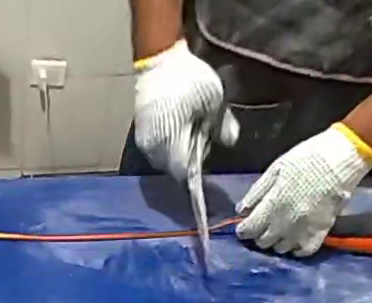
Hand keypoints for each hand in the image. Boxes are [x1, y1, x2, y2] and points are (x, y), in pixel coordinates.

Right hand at [132, 39, 236, 183]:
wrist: (158, 61)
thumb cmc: (188, 80)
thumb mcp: (213, 100)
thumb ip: (221, 125)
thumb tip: (231, 142)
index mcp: (170, 146)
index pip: (183, 173)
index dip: (197, 166)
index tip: (207, 149)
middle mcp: (153, 151)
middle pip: (173, 167)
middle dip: (188, 156)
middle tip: (201, 131)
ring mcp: (144, 144)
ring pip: (164, 159)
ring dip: (177, 149)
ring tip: (188, 126)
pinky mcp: (140, 135)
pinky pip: (156, 149)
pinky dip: (168, 142)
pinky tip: (176, 124)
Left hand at [235, 124, 371, 255]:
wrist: (344, 154)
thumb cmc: (306, 159)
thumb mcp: (275, 170)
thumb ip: (256, 193)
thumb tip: (240, 212)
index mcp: (270, 207)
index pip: (247, 231)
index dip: (244, 229)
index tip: (247, 224)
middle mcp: (283, 223)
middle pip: (262, 242)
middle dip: (261, 234)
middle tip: (266, 225)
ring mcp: (302, 230)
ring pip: (280, 249)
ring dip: (278, 241)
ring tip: (282, 230)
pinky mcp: (320, 232)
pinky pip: (303, 252)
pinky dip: (297, 249)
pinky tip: (297, 239)